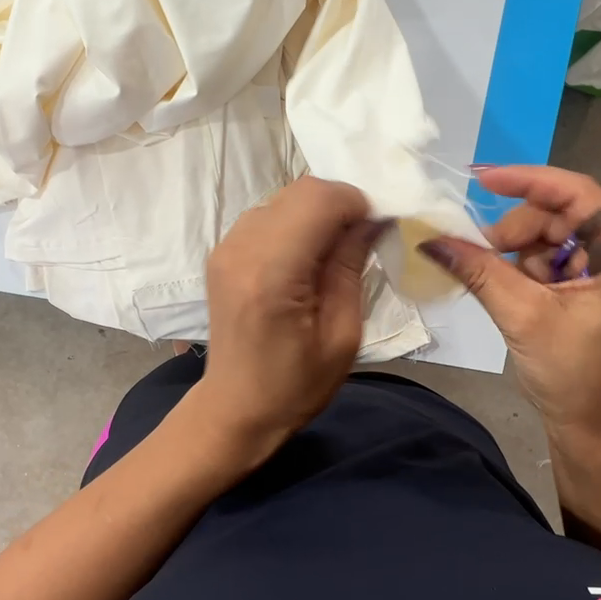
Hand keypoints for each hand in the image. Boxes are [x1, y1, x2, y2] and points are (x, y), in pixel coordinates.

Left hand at [193, 176, 381, 449]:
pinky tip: (306, 258)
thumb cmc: (296, 385)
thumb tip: (372, 219)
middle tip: (362, 240)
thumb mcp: (342, 334)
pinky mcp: (223, 252)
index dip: (357, 204)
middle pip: (302, 190)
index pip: (320, 200)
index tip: (378, 231)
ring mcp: (226, 247)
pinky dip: (295, 223)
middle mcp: (242, 248)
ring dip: (317, 213)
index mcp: (273, 274)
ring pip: (285, 198)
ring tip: (334, 253)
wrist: (236, 408)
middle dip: (340, 205)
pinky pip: (267, 215)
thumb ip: (350, 266)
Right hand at [421, 165, 600, 442]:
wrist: (589, 427)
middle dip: (516, 230)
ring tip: (499, 287)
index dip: (528, 182)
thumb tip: (430, 239)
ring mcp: (600, 270)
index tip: (482, 181)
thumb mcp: (523, 317)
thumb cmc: (572, 374)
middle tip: (482, 256)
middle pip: (557, 214)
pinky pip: (543, 260)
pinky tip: (508, 294)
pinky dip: (518, 269)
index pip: (577, 193)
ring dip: (514, 254)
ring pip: (545, 236)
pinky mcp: (582, 288)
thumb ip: (480, 272)